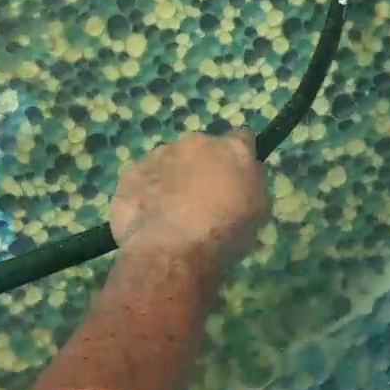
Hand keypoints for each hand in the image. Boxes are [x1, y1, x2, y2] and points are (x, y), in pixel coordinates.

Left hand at [109, 129, 270, 270]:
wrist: (173, 250)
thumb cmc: (225, 235)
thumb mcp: (259, 213)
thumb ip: (252, 186)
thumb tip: (243, 179)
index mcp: (232, 149)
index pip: (243, 138)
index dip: (239, 156)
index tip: (237, 175)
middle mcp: (195, 142)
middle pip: (200, 148)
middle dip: (201, 166)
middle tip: (201, 199)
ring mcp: (158, 154)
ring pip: (167, 161)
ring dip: (171, 178)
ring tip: (170, 212)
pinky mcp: (130, 172)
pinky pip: (141, 179)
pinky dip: (145, 192)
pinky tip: (148, 217)